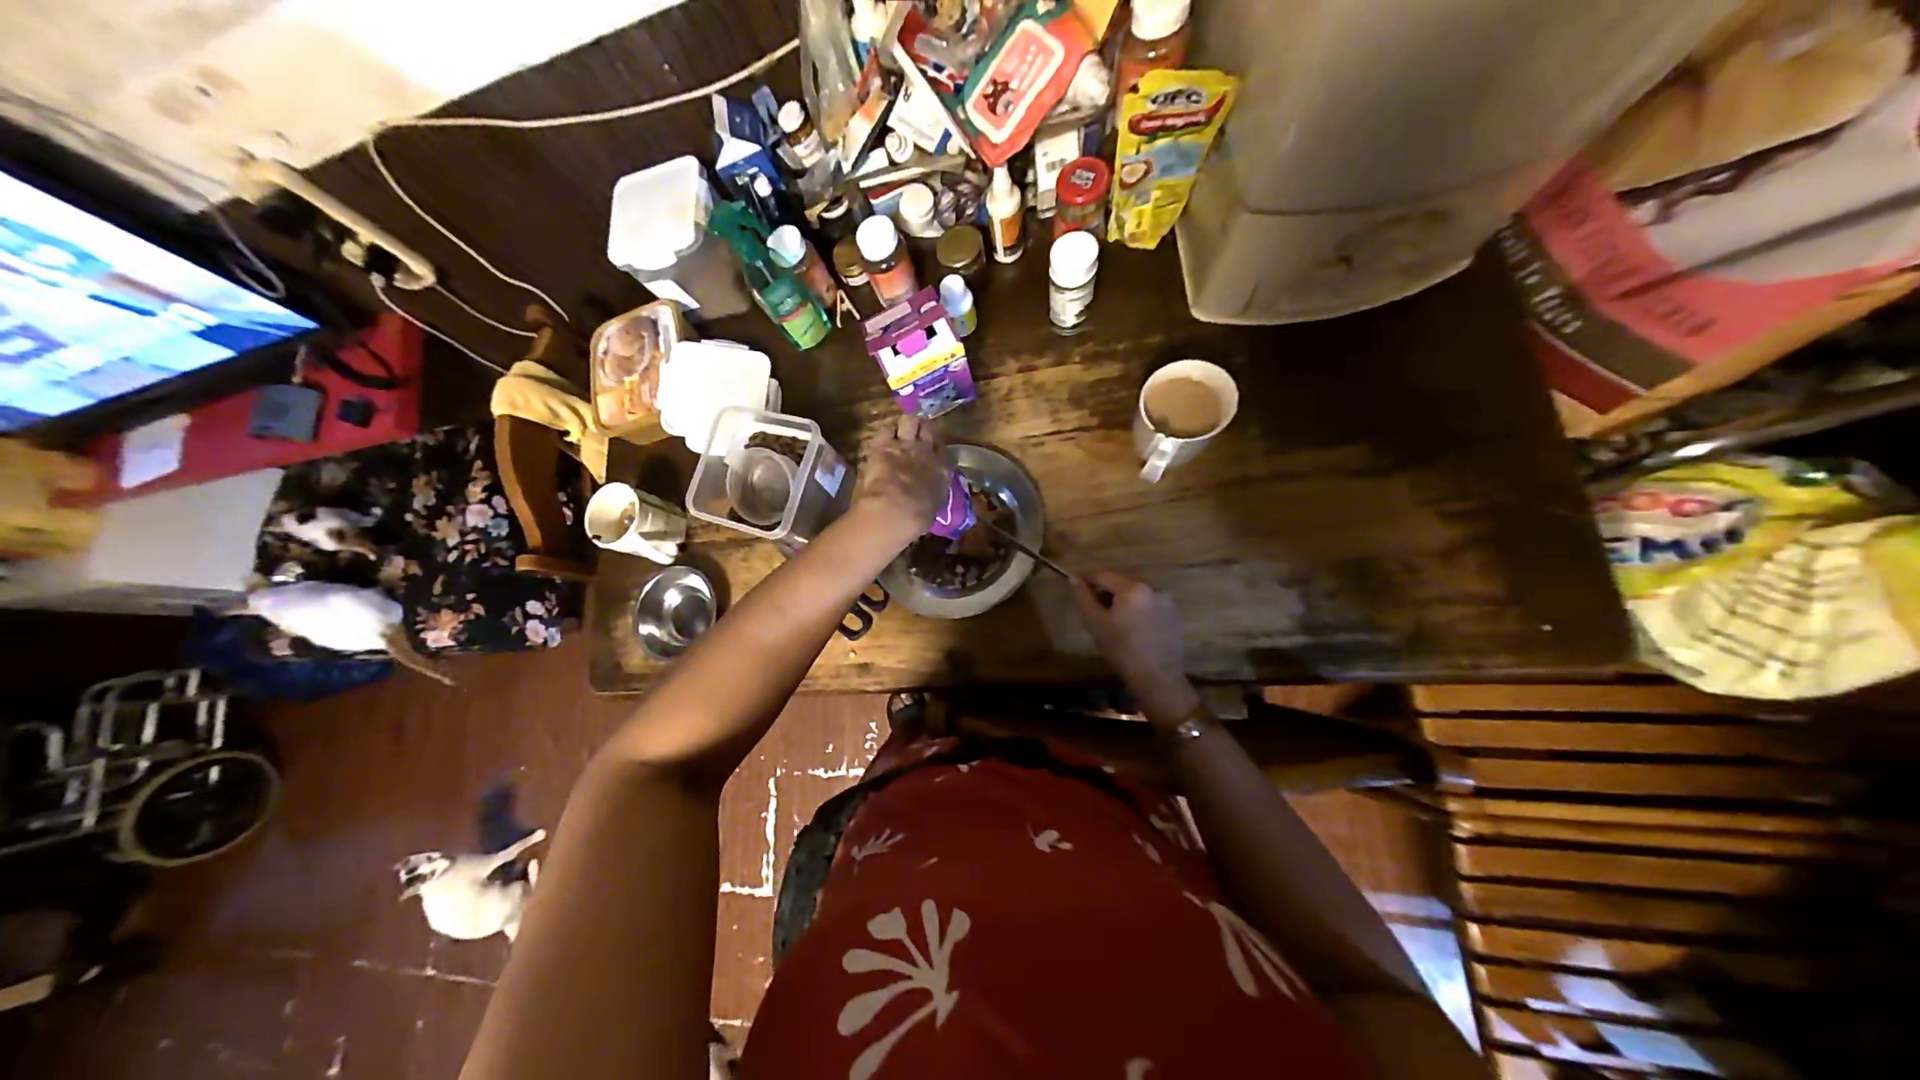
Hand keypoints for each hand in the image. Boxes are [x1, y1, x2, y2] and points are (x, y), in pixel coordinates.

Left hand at [852, 414, 947, 543]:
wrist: (896, 510)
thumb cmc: (918, 517)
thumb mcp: (935, 505)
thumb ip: (934, 491)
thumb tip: (929, 492)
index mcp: (942, 469)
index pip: (943, 449)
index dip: (936, 447)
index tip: (931, 450)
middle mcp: (927, 452)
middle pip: (928, 429)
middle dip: (922, 430)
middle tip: (914, 437)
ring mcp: (905, 445)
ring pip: (910, 420)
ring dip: (905, 425)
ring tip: (899, 433)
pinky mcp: (884, 445)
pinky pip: (886, 430)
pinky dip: (885, 435)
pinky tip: (882, 442)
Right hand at [1070, 570, 1202, 726]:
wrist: (1156, 677)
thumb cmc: (1121, 649)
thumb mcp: (1095, 623)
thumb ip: (1083, 597)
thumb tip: (1075, 579)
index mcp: (1132, 588)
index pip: (1103, 575)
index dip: (1088, 580)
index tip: (1079, 590)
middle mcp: (1152, 587)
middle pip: (1122, 582)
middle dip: (1108, 592)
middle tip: (1097, 611)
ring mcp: (1167, 601)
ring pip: (1137, 594)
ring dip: (1124, 601)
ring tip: (1117, 622)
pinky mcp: (1175, 614)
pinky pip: (1151, 605)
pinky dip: (1140, 610)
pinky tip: (1135, 629)